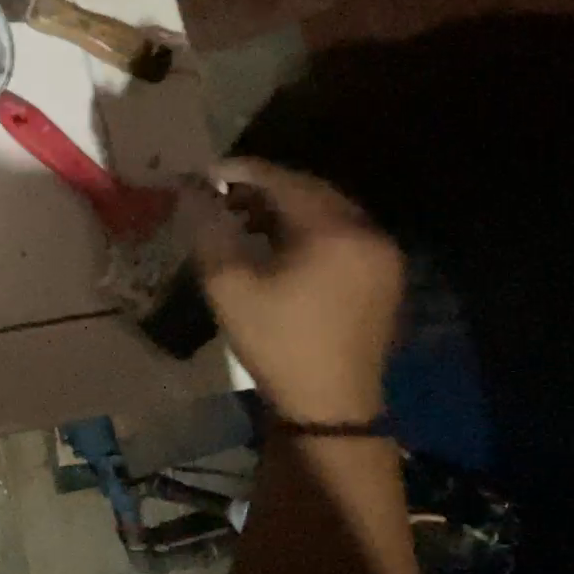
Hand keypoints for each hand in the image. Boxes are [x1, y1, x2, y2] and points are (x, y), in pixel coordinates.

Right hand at [194, 158, 403, 423]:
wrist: (329, 402)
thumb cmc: (275, 339)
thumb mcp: (228, 284)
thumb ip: (209, 229)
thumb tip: (191, 191)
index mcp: (334, 232)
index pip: (284, 181)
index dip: (241, 170)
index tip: (203, 172)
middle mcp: (367, 234)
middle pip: (311, 191)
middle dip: (263, 186)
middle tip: (219, 192)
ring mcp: (381, 257)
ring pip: (328, 212)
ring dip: (283, 207)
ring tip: (240, 217)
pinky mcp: (382, 278)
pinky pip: (341, 234)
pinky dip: (305, 227)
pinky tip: (274, 244)